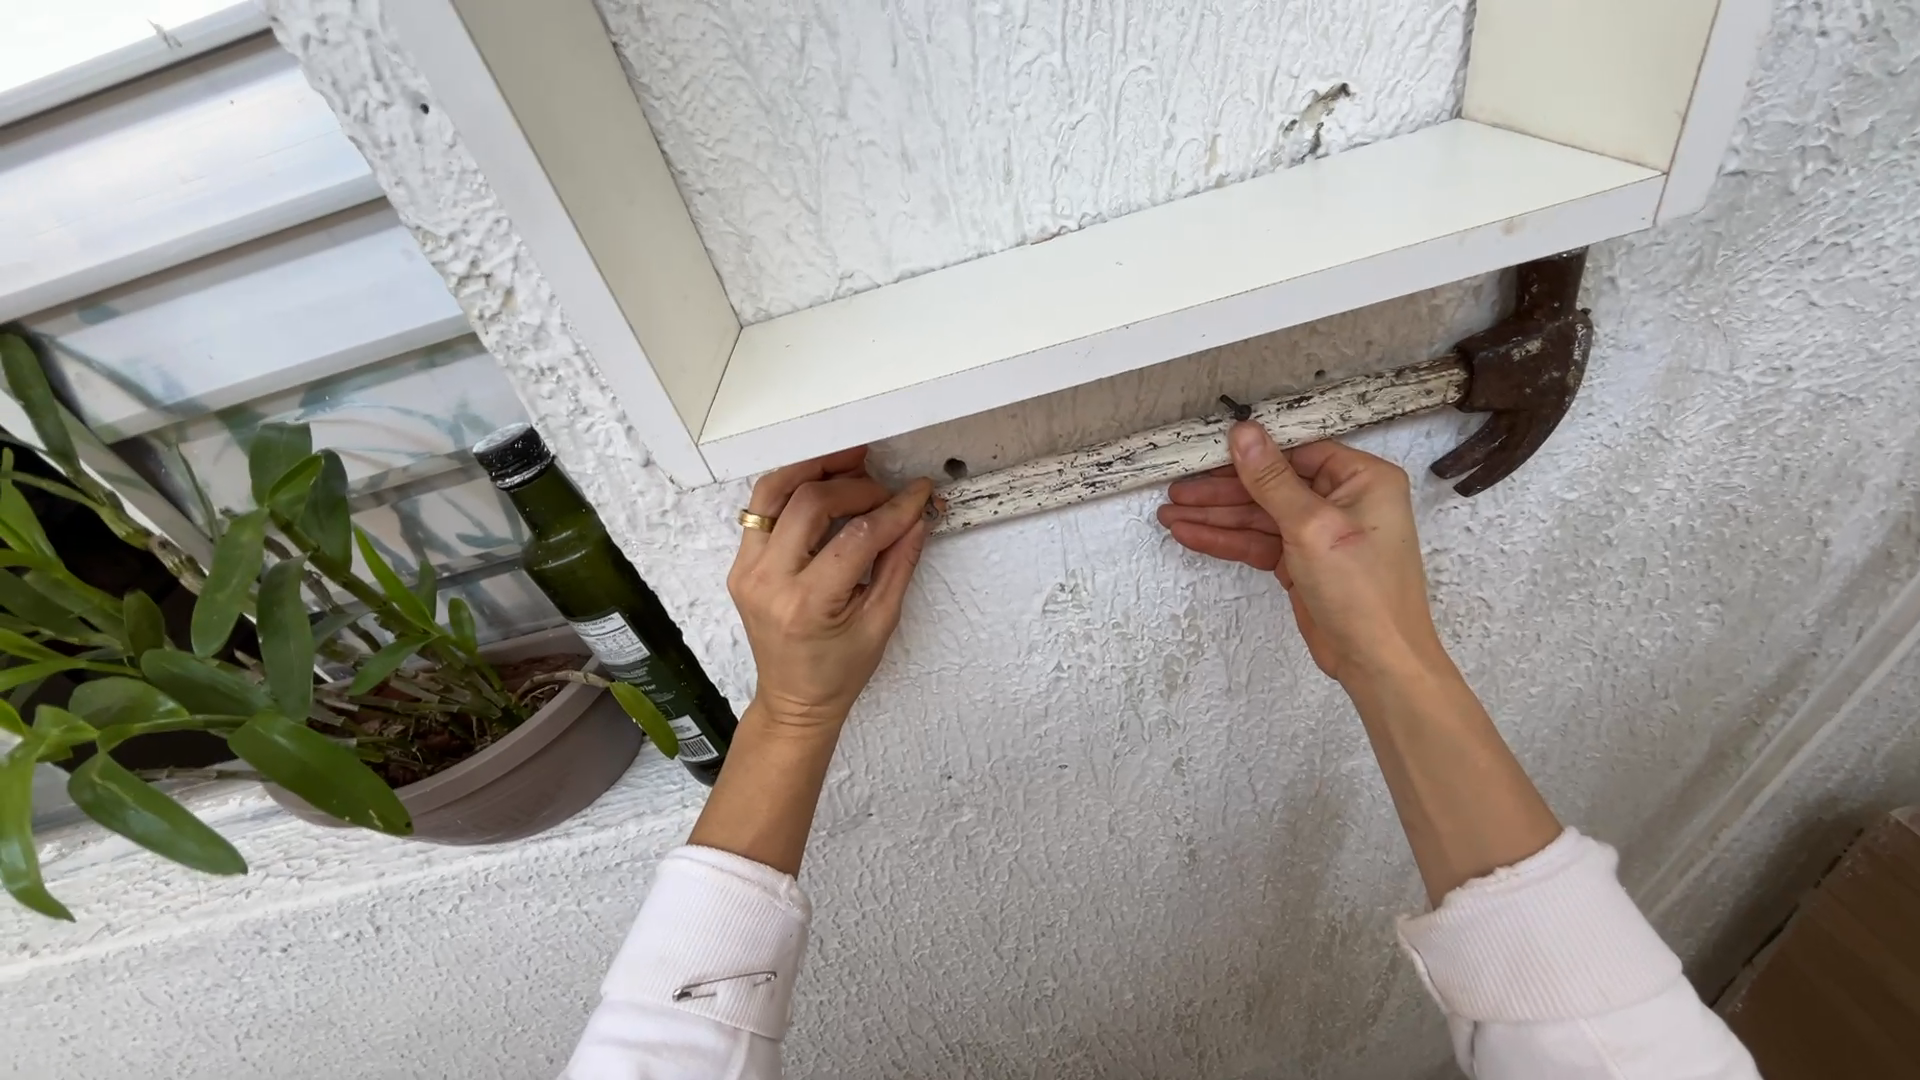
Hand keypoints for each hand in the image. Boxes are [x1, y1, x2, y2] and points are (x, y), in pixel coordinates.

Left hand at [727, 447, 933, 730]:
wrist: (794, 699)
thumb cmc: (838, 671)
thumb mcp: (881, 622)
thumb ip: (899, 564)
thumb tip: (917, 517)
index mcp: (807, 605)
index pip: (857, 536)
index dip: (894, 509)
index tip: (918, 493)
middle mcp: (768, 582)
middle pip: (811, 502)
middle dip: (857, 486)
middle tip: (885, 490)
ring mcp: (747, 570)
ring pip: (774, 492)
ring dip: (814, 469)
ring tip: (850, 460)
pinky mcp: (741, 564)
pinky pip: (762, 508)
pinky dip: (792, 488)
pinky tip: (822, 483)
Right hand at [1157, 422, 1444, 682]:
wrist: (1376, 661)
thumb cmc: (1361, 589)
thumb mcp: (1311, 526)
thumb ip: (1271, 480)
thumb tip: (1243, 432)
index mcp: (1361, 479)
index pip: (1295, 453)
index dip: (1249, 454)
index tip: (1205, 454)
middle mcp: (1341, 500)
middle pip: (1269, 486)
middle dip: (1220, 492)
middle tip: (1176, 492)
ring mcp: (1318, 533)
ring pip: (1257, 516)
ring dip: (1214, 517)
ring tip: (1169, 516)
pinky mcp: (1300, 561)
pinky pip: (1256, 542)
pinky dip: (1224, 540)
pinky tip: (1190, 535)